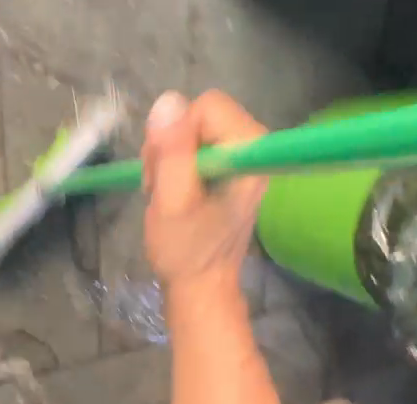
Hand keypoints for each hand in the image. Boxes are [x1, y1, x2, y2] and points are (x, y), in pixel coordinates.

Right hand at [141, 90, 267, 295]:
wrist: (201, 288)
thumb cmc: (186, 251)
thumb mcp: (171, 202)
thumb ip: (171, 152)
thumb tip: (166, 101)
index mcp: (249, 147)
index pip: (204, 107)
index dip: (174, 139)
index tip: (163, 177)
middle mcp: (255, 145)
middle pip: (199, 118)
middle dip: (170, 150)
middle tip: (161, 190)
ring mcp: (244, 159)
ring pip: (194, 134)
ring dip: (169, 162)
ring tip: (167, 196)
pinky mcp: (232, 171)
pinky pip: (197, 151)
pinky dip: (177, 171)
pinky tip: (174, 197)